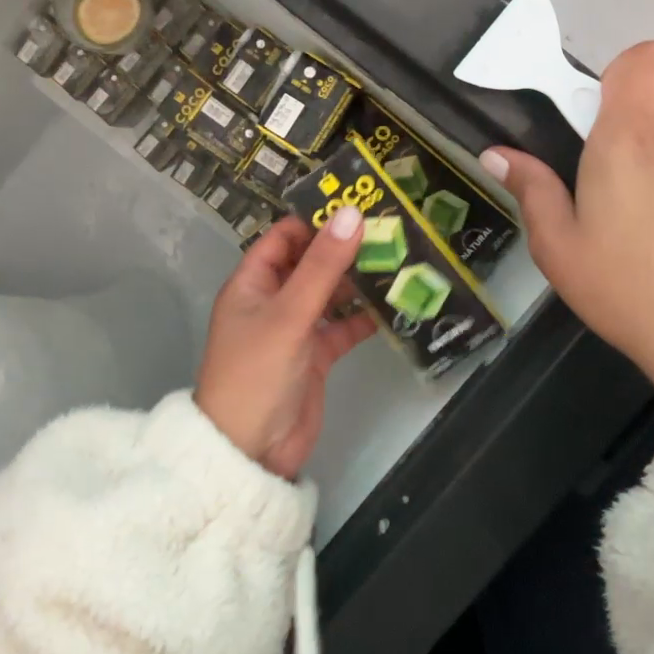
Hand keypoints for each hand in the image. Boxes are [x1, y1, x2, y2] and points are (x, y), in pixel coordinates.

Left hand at [195, 210, 377, 478]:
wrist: (250, 450)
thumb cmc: (257, 373)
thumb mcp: (289, 315)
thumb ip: (322, 267)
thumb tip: (351, 213)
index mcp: (252, 283)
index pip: (283, 238)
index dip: (315, 220)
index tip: (359, 204)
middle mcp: (271, 301)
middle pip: (310, 264)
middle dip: (344, 248)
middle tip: (393, 229)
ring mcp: (294, 329)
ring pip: (329, 295)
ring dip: (358, 281)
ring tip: (402, 260)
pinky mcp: (314, 357)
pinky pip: (342, 328)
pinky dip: (364, 318)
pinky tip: (396, 304)